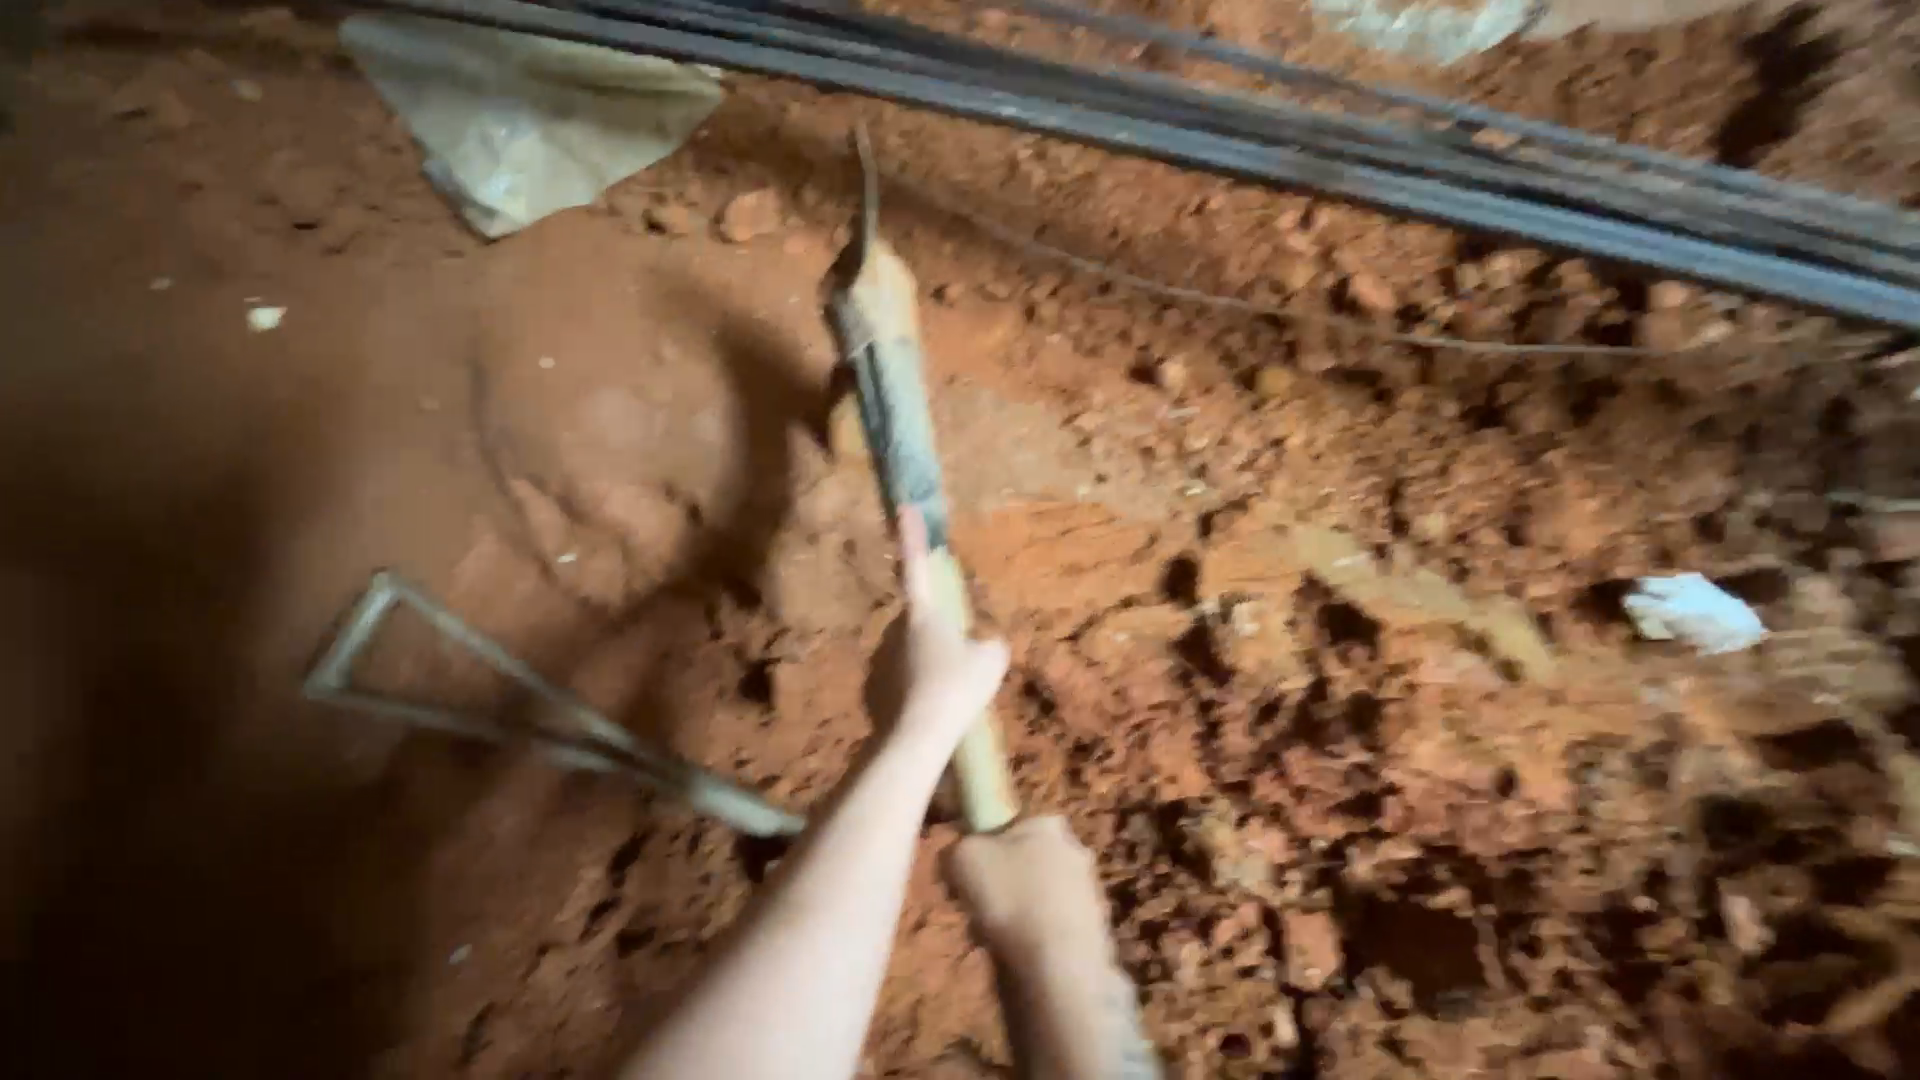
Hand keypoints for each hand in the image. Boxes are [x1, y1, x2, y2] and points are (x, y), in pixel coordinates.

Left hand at [891, 506, 1009, 749]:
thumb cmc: (957, 687)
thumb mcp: (992, 660)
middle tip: (958, 666)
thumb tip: (984, 645)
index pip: (916, 564)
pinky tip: (929, 714)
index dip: (911, 535)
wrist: (917, 736)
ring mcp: (877, 661)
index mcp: (922, 612)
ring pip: (908, 656)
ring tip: (947, 696)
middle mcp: (892, 629)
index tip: (902, 506)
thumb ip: (989, 645)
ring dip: (925, 668)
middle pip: (918, 623)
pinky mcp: (870, 692)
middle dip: (935, 637)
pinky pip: (898, 684)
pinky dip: (912, 694)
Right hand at [947, 815, 1110, 961]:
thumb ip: (956, 848)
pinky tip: (1017, 957)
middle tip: (977, 908)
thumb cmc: (1008, 896)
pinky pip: (1050, 930)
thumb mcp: (962, 857)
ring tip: (991, 938)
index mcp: (1049, 824)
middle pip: (1025, 863)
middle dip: (1001, 885)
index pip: (1014, 825)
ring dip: (1015, 915)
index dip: (986, 847)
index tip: (970, 873)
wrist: (1057, 964)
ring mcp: (1089, 892)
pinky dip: (1033, 941)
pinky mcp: (1094, 932)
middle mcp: (1076, 851)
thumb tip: (957, 857)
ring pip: (1036, 898)